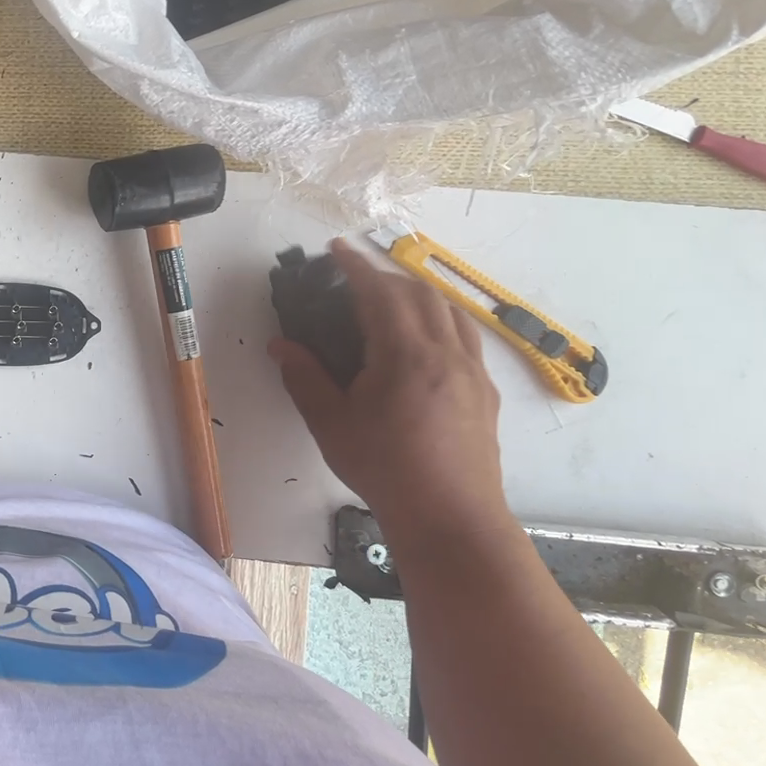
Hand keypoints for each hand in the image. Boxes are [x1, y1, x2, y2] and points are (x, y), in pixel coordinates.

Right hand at [267, 238, 509, 542]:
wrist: (451, 515)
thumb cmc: (383, 467)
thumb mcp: (329, 422)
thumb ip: (304, 378)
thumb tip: (281, 346)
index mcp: (407, 356)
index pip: (382, 294)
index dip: (357, 268)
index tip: (337, 250)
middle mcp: (447, 354)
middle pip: (422, 295)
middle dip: (387, 277)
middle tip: (355, 277)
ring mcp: (473, 373)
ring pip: (451, 313)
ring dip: (418, 295)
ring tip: (390, 300)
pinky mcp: (484, 393)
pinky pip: (465, 338)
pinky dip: (440, 320)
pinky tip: (422, 340)